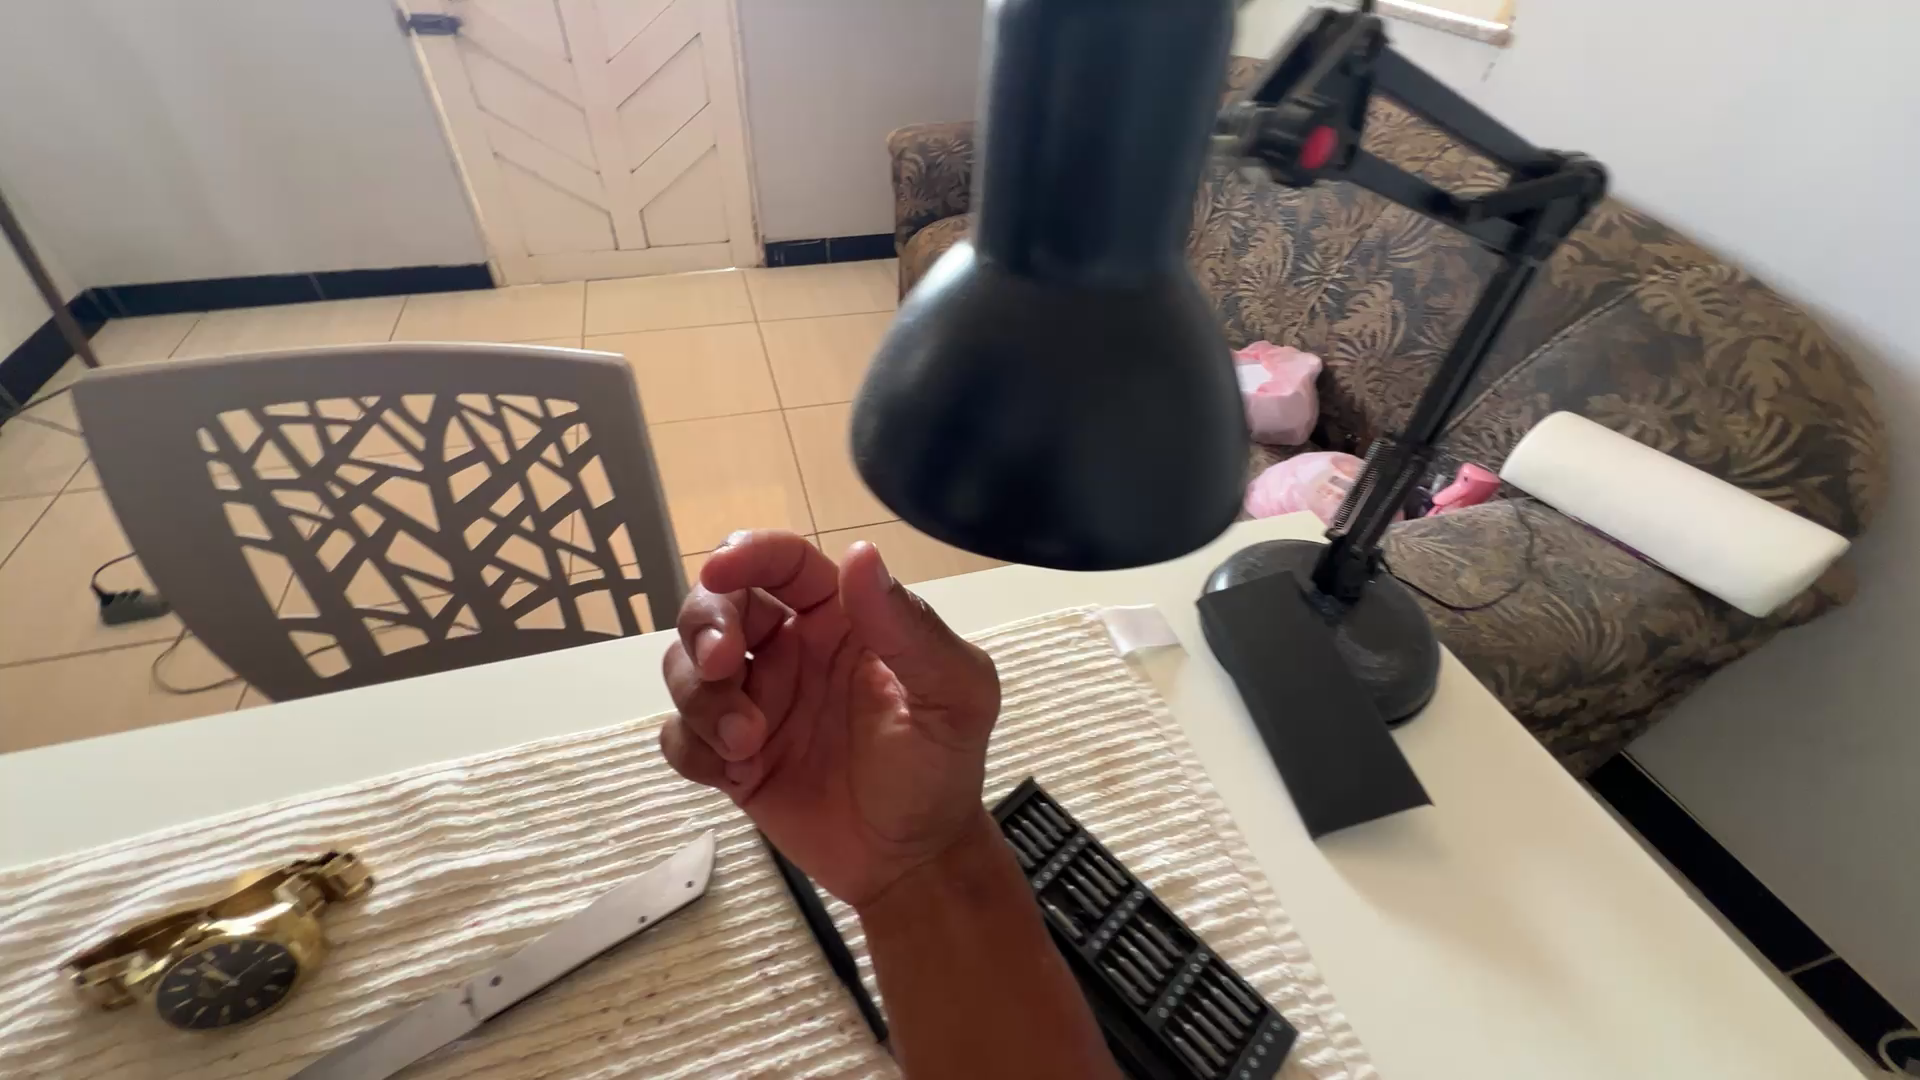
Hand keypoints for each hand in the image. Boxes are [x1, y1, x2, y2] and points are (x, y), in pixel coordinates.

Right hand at [659, 530, 1000, 910]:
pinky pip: (679, 734)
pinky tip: (737, 775)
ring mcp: (757, 700)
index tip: (719, 572)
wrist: (912, 858)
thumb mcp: (953, 693)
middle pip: (717, 605)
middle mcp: (790, 648)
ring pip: (686, 666)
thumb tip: (860, 554)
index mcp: (842, 618)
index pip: (784, 563)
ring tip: (747, 745)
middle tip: (722, 666)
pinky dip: (692, 748)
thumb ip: (910, 628)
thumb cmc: (941, 764)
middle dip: (704, 626)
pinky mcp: (729, 756)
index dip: (748, 553)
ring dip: (700, 697)